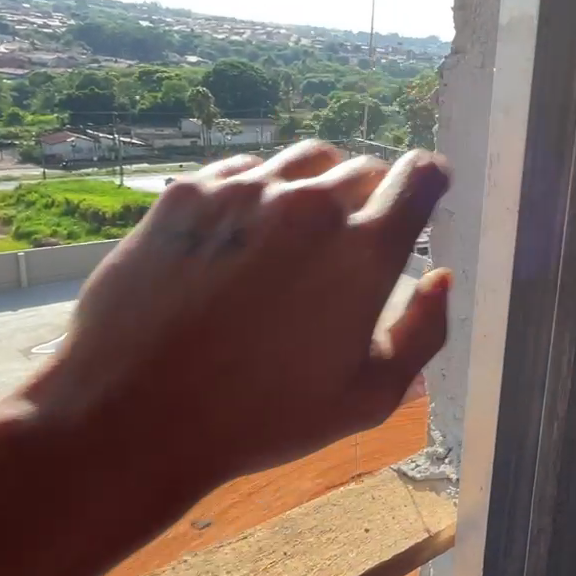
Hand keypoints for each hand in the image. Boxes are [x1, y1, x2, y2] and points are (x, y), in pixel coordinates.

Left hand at [26, 143, 451, 499]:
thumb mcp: (371, 395)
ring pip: (306, 158)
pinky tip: (248, 232)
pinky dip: (263, 189)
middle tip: (356, 236)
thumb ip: (425, 331)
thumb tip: (441, 278)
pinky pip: (246, 169)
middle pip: (363, 168)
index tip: (426, 191)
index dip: (430, 180)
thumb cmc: (265, 416)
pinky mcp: (187, 193)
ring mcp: (243, 191)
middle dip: (374, 195)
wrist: (134, 416)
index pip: (419, 177)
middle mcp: (309, 205)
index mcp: (363, 251)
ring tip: (304, 226)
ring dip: (320, 183)